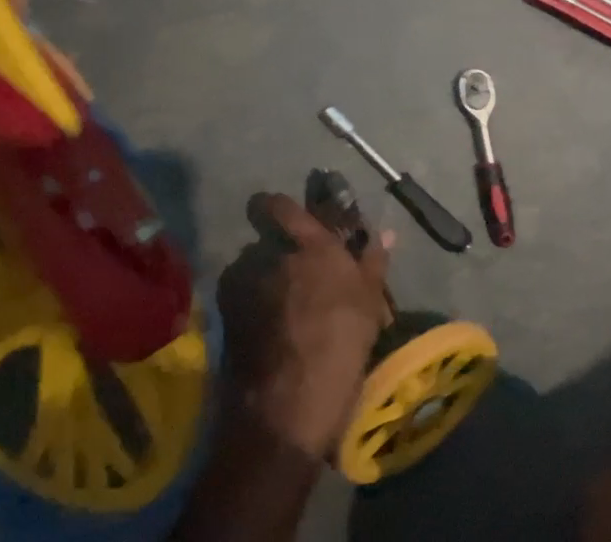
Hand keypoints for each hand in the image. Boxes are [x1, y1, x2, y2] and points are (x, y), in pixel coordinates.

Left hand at [228, 193, 390, 457]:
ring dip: (268, 281)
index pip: (277, 205)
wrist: (288, 405)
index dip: (280, 207)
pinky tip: (275, 329)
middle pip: (268, 242)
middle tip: (306, 276)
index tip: (293, 220)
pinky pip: (243, 299)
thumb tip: (385, 233)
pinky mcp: (225, 319)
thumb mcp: (369, 300)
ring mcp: (240, 288)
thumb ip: (372, 261)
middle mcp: (266, 256)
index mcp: (306, 244)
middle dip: (283, 253)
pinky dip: (256, 306)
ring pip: (253, 271)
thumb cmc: (342, 342)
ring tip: (290, 308)